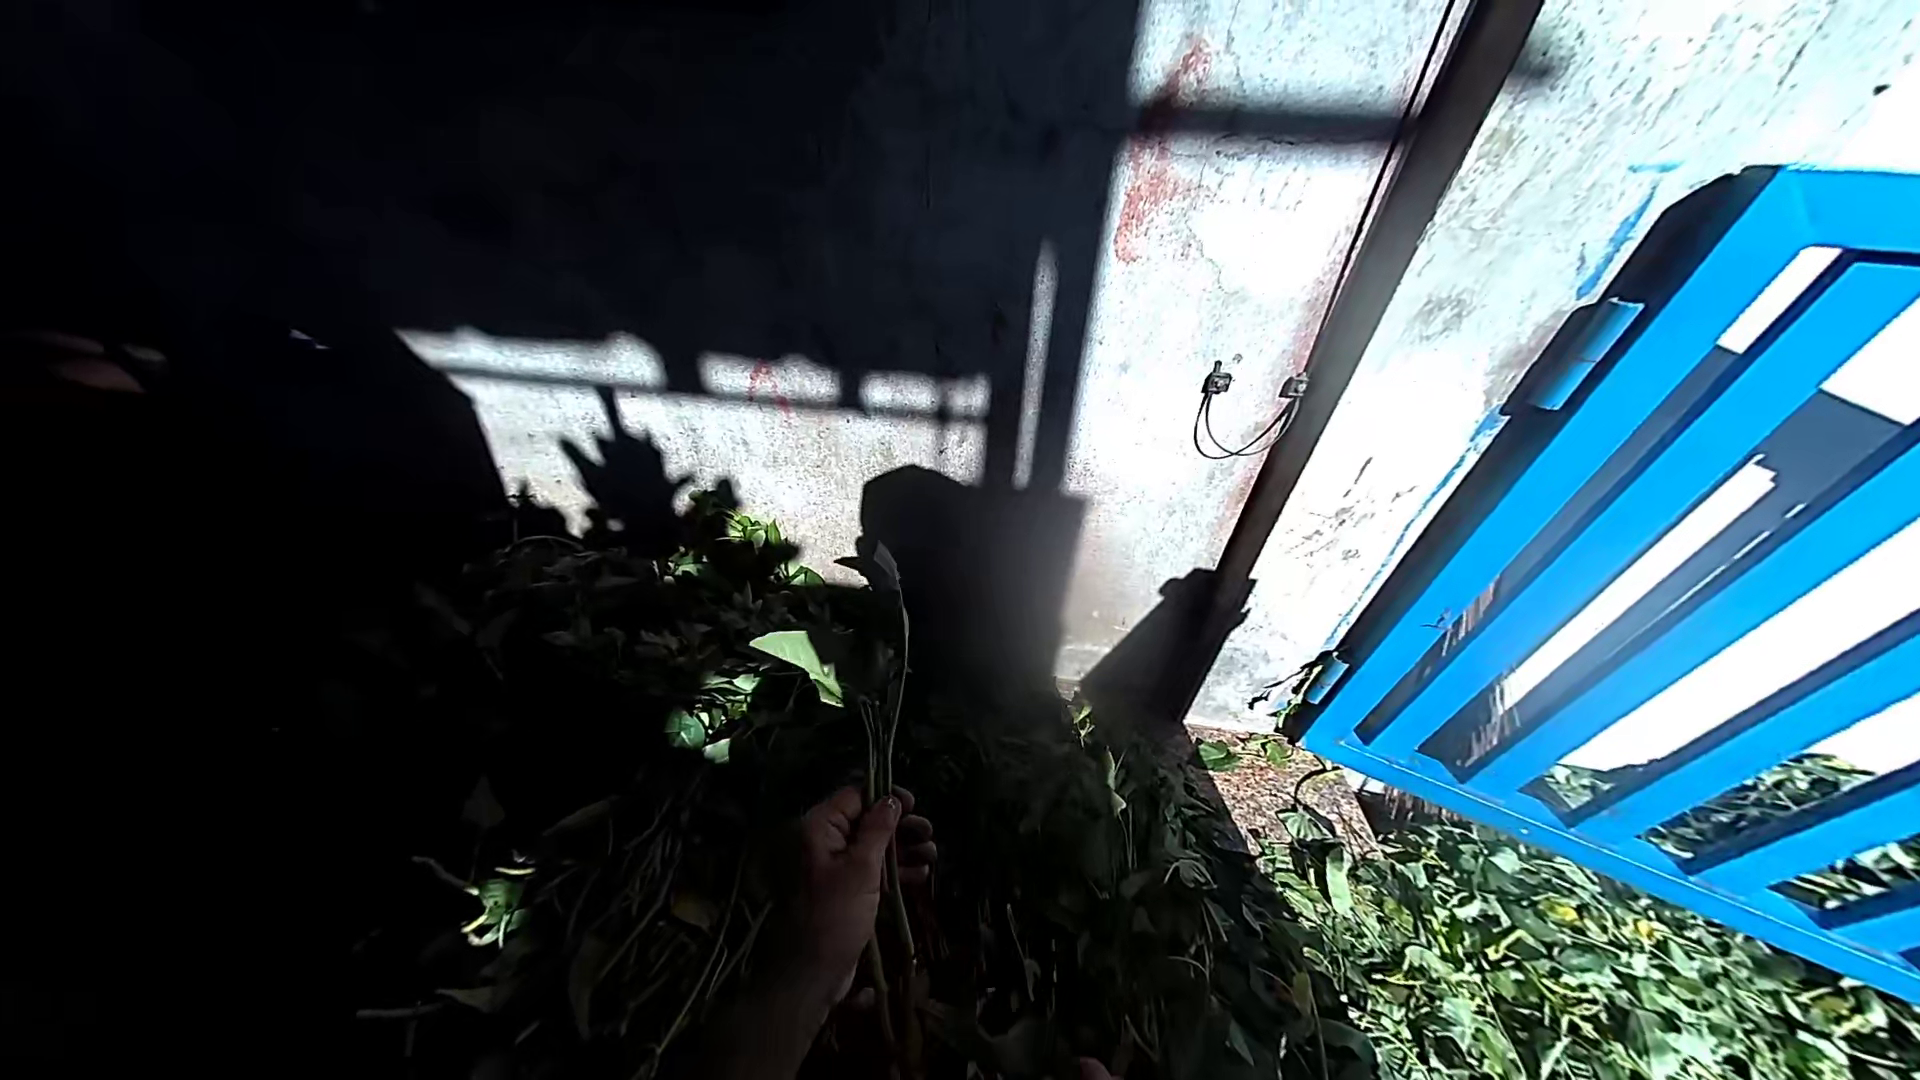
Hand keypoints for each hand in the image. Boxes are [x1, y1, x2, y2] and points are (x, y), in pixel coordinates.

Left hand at [791, 786, 935, 1000]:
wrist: (814, 974)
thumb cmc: (836, 913)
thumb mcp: (861, 867)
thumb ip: (878, 828)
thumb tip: (891, 799)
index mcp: (821, 828)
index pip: (856, 796)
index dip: (885, 797)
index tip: (913, 805)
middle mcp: (827, 841)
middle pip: (869, 820)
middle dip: (901, 826)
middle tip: (928, 832)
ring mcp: (837, 867)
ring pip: (875, 846)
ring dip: (904, 848)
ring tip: (931, 854)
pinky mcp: (848, 889)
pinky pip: (874, 869)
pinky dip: (896, 869)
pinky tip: (920, 874)